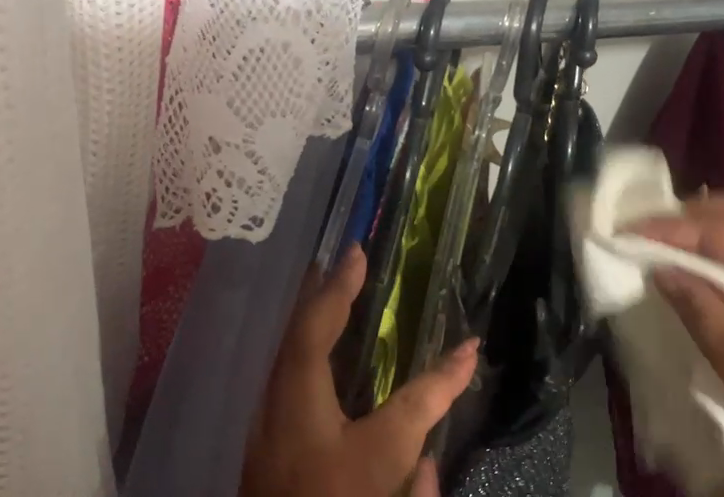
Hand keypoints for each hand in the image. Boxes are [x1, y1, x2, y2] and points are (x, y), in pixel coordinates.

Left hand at [241, 245, 479, 496]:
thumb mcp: (387, 473)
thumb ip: (426, 424)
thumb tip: (461, 366)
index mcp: (303, 405)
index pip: (328, 331)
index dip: (347, 290)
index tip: (362, 250)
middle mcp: (276, 406)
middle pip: (296, 331)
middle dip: (322, 288)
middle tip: (347, 254)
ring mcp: (262, 425)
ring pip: (283, 350)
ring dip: (309, 314)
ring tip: (332, 284)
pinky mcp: (262, 443)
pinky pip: (281, 373)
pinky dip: (301, 345)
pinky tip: (317, 345)